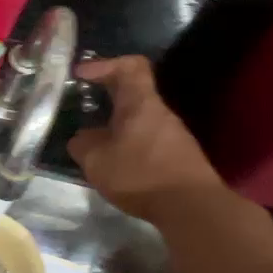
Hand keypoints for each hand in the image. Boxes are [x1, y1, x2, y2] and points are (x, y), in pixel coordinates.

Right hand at [68, 56, 226, 223]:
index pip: (130, 66)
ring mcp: (173, 135)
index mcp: (141, 104)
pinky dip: (127, 146)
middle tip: (81, 109)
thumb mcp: (96, 161)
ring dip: (115, 126)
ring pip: (139, 120)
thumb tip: (82, 138)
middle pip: (133, 94)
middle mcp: (160, 113)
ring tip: (94, 146)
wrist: (191, 207)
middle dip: (105, 98)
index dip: (104, 64)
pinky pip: (146, 140)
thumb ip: (83, 144)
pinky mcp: (178, 157)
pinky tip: (115, 166)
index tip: (81, 75)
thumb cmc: (140, 175)